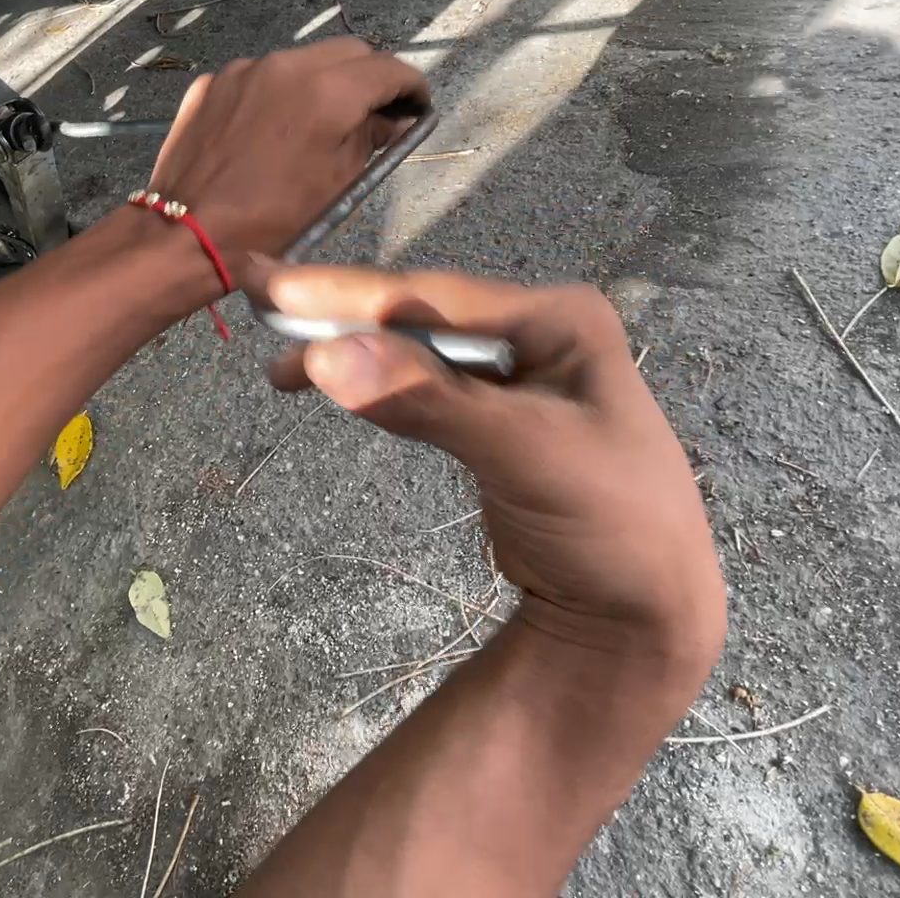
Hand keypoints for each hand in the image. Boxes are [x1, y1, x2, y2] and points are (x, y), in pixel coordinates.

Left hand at [147, 40, 427, 267]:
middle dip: (369, 77)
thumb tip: (394, 120)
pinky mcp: (212, 82)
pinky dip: (277, 94)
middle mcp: (287, 65)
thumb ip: (371, 140)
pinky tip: (270, 130)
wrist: (188, 234)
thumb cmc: (272, 221)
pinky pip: (259, 77)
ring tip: (319, 123)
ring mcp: (244, 69)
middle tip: (375, 113)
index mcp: (327, 93)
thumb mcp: (336, 186)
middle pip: (348, 52)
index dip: (411, 86)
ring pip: (301, 61)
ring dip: (322, 83)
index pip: (388, 69)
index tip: (417, 105)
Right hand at [264, 267, 724, 665]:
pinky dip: (374, 386)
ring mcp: (509, 376)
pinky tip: (333, 381)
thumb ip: (429, 402)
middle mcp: (533, 334)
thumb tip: (325, 360)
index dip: (349, 294)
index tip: (274, 287)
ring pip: (411, 352)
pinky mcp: (488, 418)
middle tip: (258, 294)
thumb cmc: (609, 523)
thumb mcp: (525, 453)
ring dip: (348, 351)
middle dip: (338, 313)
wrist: (640, 612)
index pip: (434, 300)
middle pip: (417, 317)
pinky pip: (419, 388)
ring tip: (280, 363)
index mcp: (558, 319)